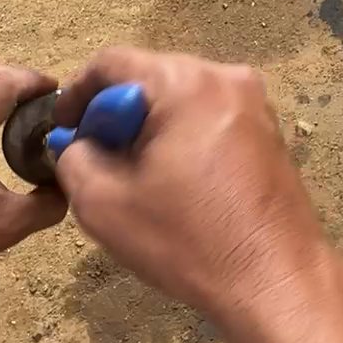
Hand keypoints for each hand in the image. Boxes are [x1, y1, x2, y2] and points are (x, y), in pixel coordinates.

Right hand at [52, 48, 333, 331]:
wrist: (277, 280)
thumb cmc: (188, 239)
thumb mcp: (103, 203)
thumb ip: (74, 157)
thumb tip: (79, 142)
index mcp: (186, 81)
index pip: (113, 62)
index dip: (78, 93)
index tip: (65, 130)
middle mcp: (227, 77)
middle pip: (151, 76)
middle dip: (118, 113)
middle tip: (100, 157)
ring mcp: (256, 102)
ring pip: (183, 98)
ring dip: (153, 126)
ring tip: (139, 176)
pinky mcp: (270, 130)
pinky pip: (211, 116)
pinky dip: (185, 136)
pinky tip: (180, 182)